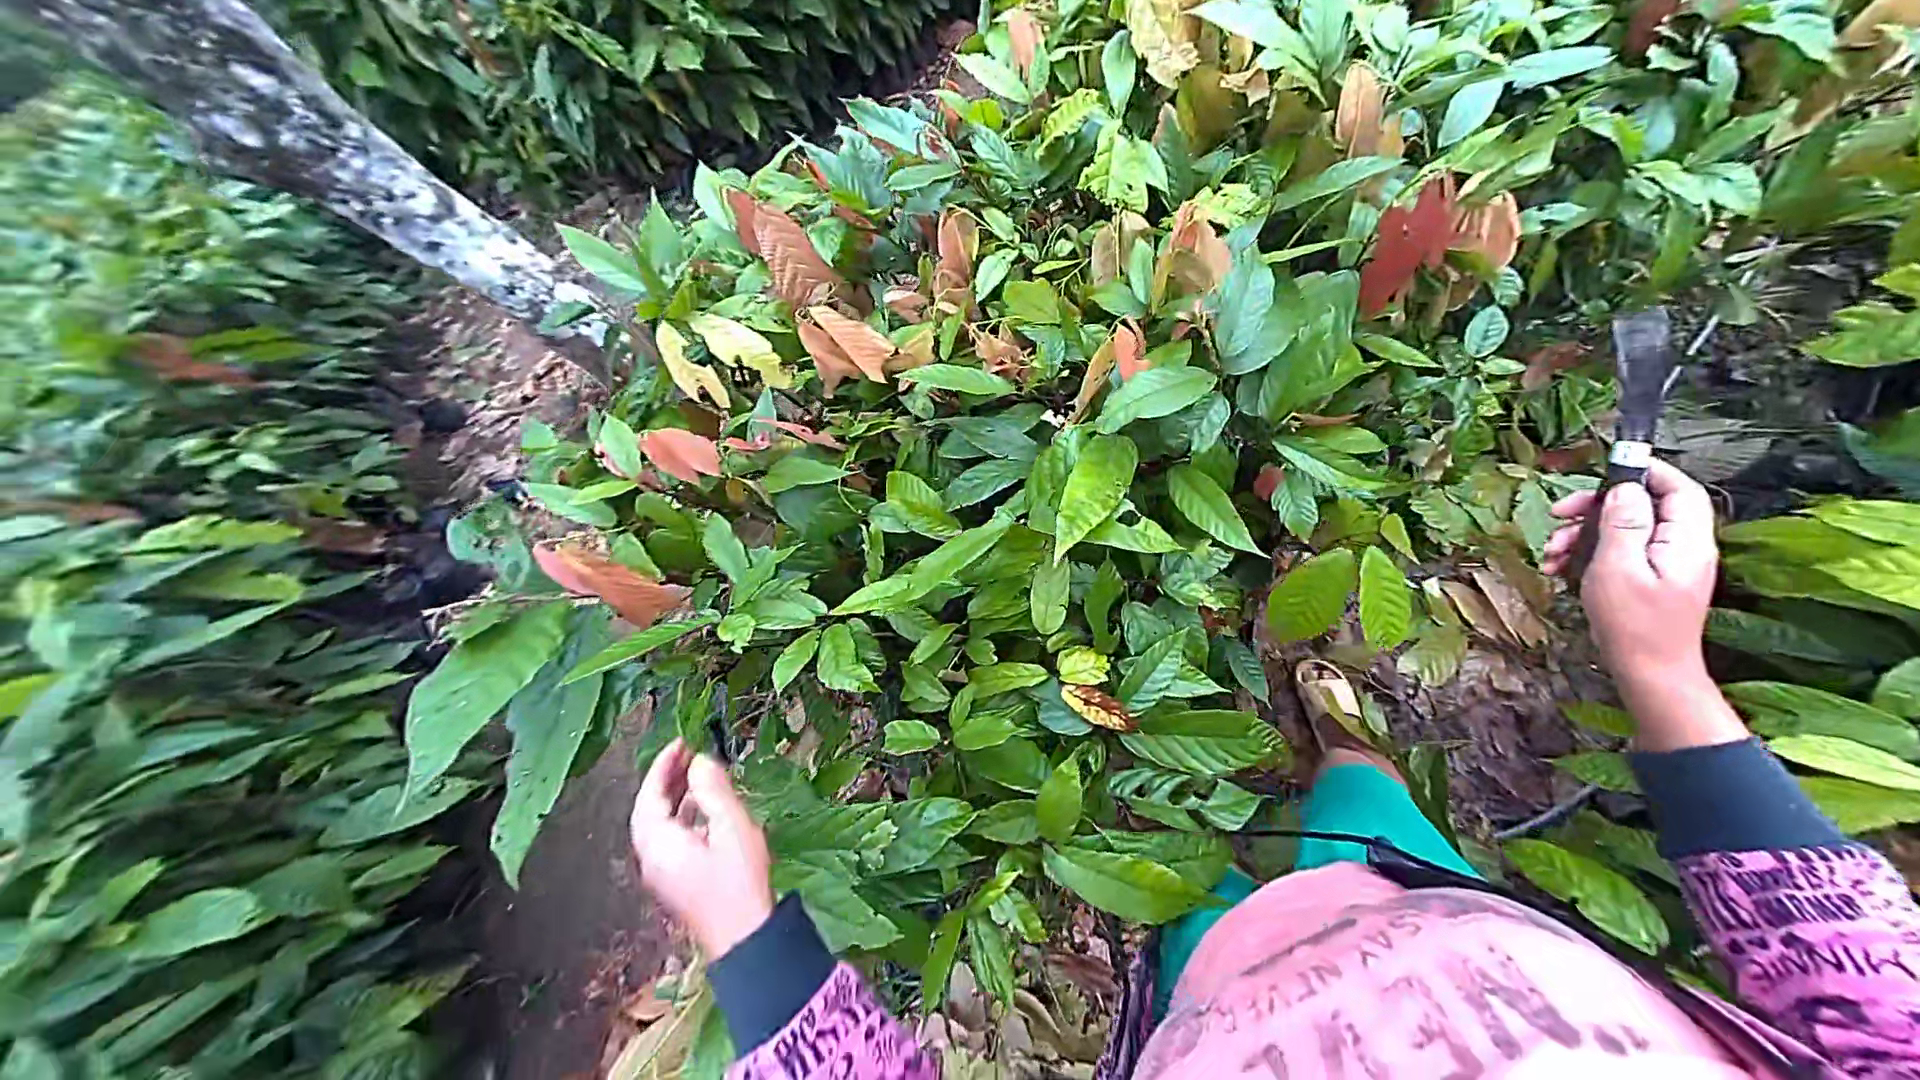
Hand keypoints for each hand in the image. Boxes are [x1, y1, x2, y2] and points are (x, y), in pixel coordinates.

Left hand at [630, 738, 774, 957]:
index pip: (649, 796)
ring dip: (675, 796)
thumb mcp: (731, 826)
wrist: (745, 937)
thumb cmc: (739, 878)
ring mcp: (663, 872)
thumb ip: (713, 789)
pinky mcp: (678, 881)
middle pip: (649, 810)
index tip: (681, 741)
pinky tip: (706, 807)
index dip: (662, 766)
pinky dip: (683, 814)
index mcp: (659, 843)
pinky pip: (671, 837)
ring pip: (660, 824)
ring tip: (698, 772)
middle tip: (687, 752)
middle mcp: (652, 858)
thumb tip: (699, 760)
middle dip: (666, 779)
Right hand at [1541, 460, 1745, 749]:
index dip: (1647, 472)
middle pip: (1642, 507)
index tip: (1608, 467)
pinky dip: (1586, 553)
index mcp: (1685, 541)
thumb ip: (1624, 525)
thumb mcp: (1619, 568)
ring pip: (1621, 529)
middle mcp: (1681, 547)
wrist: (1647, 668)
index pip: (1678, 490)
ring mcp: (1664, 563)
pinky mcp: (1647, 577)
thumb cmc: (1632, 621)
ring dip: (1581, 533)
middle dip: (1595, 507)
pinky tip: (1560, 566)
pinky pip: (1616, 551)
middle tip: (1559, 516)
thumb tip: (1625, 490)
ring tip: (1553, 552)